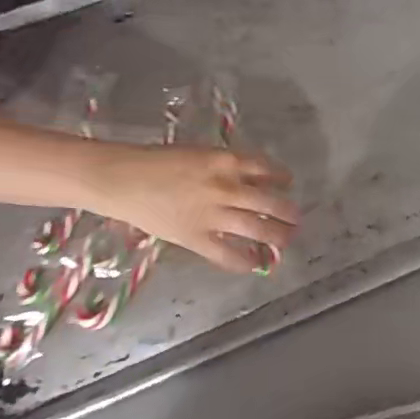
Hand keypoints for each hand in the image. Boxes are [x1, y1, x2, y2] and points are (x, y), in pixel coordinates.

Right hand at [89, 144, 299, 271]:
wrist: (124, 179)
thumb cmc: (156, 161)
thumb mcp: (198, 154)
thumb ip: (224, 166)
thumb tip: (249, 180)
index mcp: (226, 161)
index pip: (267, 169)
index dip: (282, 177)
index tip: (286, 183)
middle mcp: (227, 188)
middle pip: (271, 203)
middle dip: (289, 213)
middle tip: (295, 219)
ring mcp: (214, 215)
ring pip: (258, 229)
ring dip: (278, 237)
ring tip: (286, 240)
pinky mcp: (198, 239)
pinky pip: (229, 255)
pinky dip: (246, 261)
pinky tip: (255, 264)